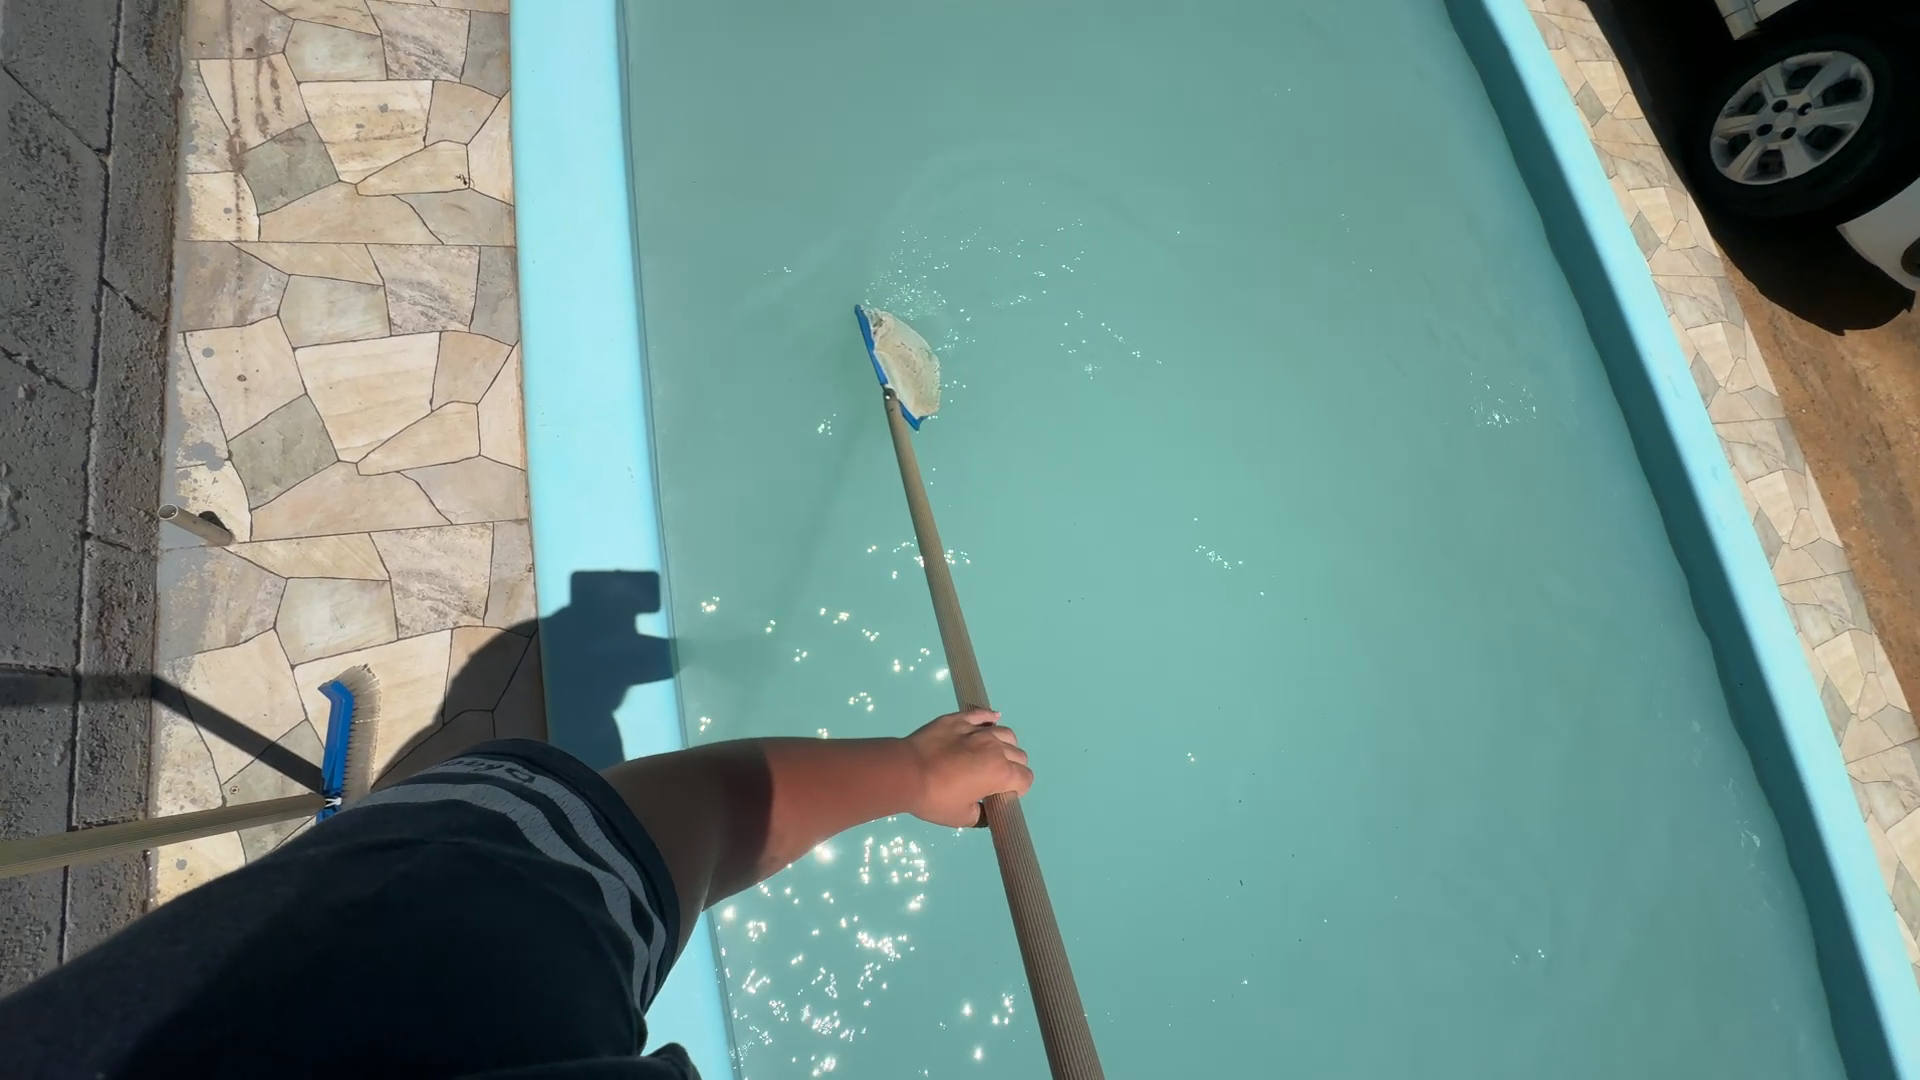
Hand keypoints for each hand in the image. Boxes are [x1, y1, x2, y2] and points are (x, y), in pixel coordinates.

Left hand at [902, 708, 1032, 827]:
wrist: (907, 772)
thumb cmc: (935, 798)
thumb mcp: (962, 817)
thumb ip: (981, 814)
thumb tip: (986, 811)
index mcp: (1000, 773)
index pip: (1025, 778)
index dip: (1019, 789)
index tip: (1004, 794)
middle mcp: (995, 748)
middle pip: (1019, 755)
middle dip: (1014, 768)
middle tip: (996, 778)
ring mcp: (977, 731)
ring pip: (1005, 733)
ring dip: (1005, 745)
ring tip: (993, 753)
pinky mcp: (959, 719)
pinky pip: (982, 714)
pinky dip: (990, 717)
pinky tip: (992, 719)